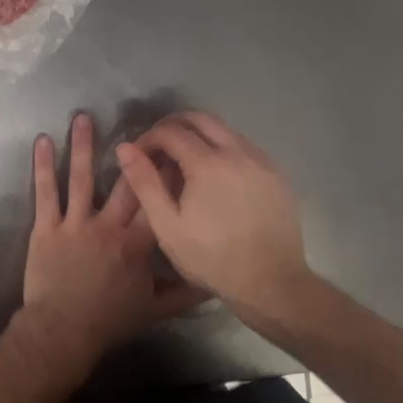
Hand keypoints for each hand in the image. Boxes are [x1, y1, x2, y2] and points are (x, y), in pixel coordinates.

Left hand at [20, 114, 206, 368]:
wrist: (63, 330)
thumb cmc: (109, 321)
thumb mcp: (155, 310)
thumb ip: (186, 293)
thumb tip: (217, 282)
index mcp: (138, 244)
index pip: (159, 202)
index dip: (170, 175)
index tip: (178, 149)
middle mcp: (109, 226)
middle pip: (128, 183)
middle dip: (137, 153)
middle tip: (144, 123)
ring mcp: (76, 224)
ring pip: (83, 178)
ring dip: (84, 146)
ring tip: (83, 115)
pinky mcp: (47, 227)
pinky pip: (46, 192)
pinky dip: (44, 166)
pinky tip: (43, 140)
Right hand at [115, 111, 311, 316]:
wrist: (272, 283)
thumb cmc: (211, 258)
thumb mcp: (167, 225)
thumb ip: (144, 183)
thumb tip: (125, 148)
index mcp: (208, 163)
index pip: (171, 131)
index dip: (149, 137)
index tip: (138, 155)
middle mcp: (238, 153)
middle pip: (202, 119)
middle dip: (175, 125)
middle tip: (158, 146)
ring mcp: (262, 162)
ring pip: (226, 130)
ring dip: (200, 135)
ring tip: (185, 161)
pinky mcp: (277, 175)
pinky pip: (245, 147)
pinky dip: (224, 148)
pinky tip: (216, 175)